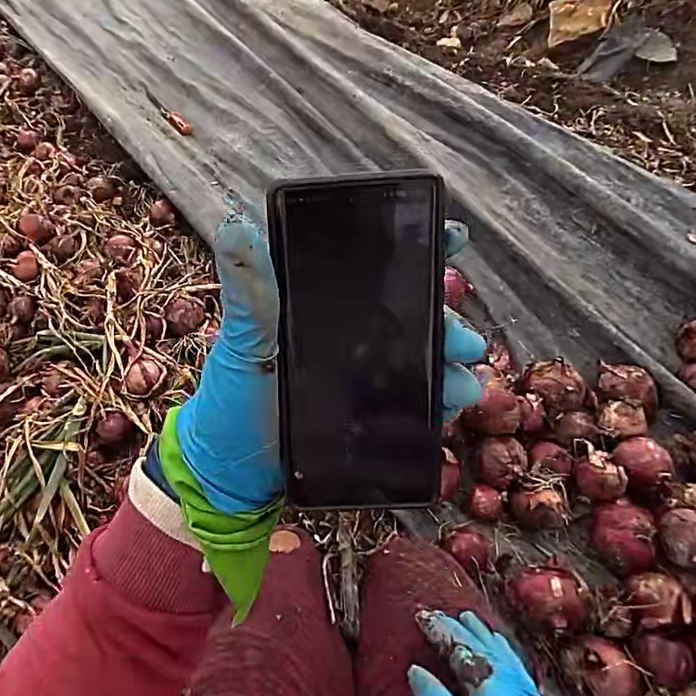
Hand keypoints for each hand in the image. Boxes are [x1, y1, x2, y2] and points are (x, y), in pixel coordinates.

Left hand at [173, 211, 486, 513]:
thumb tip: (236, 225)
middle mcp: (355, 333)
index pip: (378, 266)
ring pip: (424, 357)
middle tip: (462, 339)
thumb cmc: (233, 395)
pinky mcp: (375, 413)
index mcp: (327, 303)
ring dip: (450, 364)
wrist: (234, 470)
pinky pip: (418, 401)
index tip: (452, 237)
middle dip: (447, 320)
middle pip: (415, 312)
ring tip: (462, 382)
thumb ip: (248, 287)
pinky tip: (452, 403)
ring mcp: (368, 372)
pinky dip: (440, 400)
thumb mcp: (242, 337)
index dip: (420, 248)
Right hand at [408, 611, 589, 695]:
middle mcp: (505, 670)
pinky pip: (511, 656)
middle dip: (455, 625)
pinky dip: (500, 644)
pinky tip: (500, 644)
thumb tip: (415, 670)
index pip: (456, 643)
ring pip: (496, 644)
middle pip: (476, 639)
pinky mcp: (531, 695)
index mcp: (486, 674)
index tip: (421, 615)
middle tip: (438, 614)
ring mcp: (521, 681)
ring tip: (468, 618)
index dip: (437, 629)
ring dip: (479, 630)